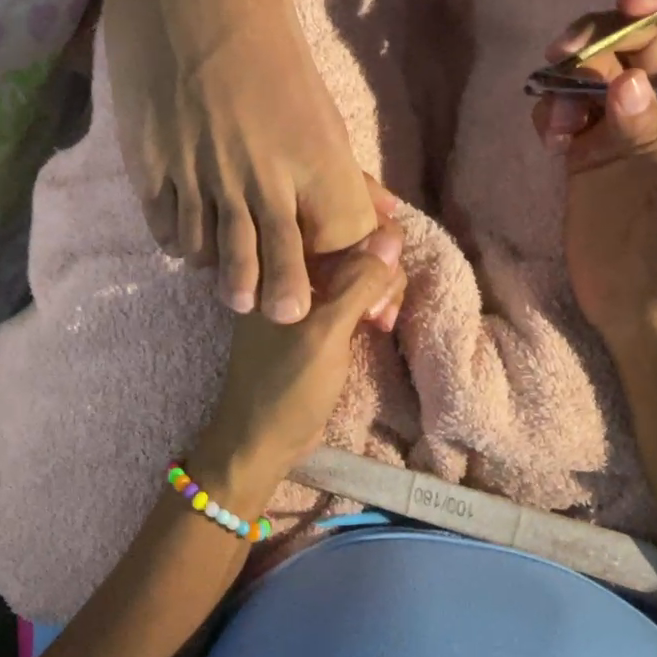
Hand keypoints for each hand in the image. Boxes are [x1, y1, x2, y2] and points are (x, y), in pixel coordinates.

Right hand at [100, 0, 374, 325]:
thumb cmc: (257, 12)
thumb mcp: (308, 85)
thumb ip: (318, 150)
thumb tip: (337, 192)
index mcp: (313, 152)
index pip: (338, 235)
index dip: (340, 262)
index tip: (336, 271)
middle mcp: (259, 177)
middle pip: (277, 263)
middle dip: (284, 293)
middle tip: (282, 313)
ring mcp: (199, 176)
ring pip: (217, 255)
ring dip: (227, 277)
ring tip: (232, 295)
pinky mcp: (149, 165)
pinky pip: (167, 225)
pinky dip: (179, 239)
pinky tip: (184, 242)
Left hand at [196, 207, 404, 476]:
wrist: (262, 438)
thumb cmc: (286, 383)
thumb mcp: (325, 331)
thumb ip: (358, 283)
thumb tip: (392, 236)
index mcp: (278, 260)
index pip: (332, 218)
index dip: (371, 225)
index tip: (394, 256)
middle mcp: (289, 267)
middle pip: (352, 241)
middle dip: (381, 267)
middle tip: (384, 309)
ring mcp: (304, 291)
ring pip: (358, 269)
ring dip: (380, 289)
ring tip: (383, 322)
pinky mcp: (317, 314)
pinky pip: (353, 293)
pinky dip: (372, 304)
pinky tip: (382, 323)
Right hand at [531, 0, 656, 365]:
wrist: (654, 318)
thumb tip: (619, 81)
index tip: (625, 1)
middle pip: (640, 41)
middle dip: (601, 35)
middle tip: (562, 54)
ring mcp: (627, 131)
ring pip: (596, 70)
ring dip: (568, 77)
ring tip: (557, 122)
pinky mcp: (588, 154)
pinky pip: (565, 109)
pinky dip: (551, 110)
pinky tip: (552, 140)